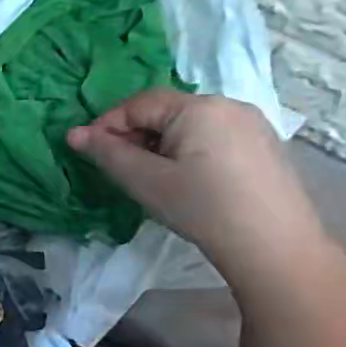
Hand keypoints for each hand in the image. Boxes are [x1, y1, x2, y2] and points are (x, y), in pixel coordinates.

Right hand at [66, 90, 333, 284]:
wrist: (272, 243)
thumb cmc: (201, 207)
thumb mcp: (144, 181)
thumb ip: (107, 153)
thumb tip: (73, 133)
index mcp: (197, 107)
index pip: (138, 103)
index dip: (107, 124)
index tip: (89, 153)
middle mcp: (227, 104)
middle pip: (165, 110)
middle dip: (134, 134)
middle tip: (119, 168)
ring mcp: (251, 122)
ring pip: (188, 123)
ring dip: (159, 143)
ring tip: (150, 176)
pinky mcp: (262, 143)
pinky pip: (211, 134)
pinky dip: (186, 149)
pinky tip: (184, 180)